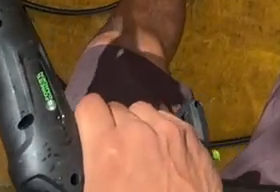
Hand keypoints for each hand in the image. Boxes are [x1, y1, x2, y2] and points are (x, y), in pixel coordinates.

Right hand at [76, 96, 220, 191]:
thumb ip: (90, 174)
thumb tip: (91, 169)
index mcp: (109, 148)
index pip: (89, 106)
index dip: (86, 119)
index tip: (87, 132)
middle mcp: (140, 130)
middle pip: (118, 108)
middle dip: (113, 127)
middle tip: (115, 154)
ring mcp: (170, 129)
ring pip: (145, 111)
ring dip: (139, 126)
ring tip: (140, 153)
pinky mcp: (192, 135)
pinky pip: (169, 120)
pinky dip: (163, 132)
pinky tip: (164, 155)